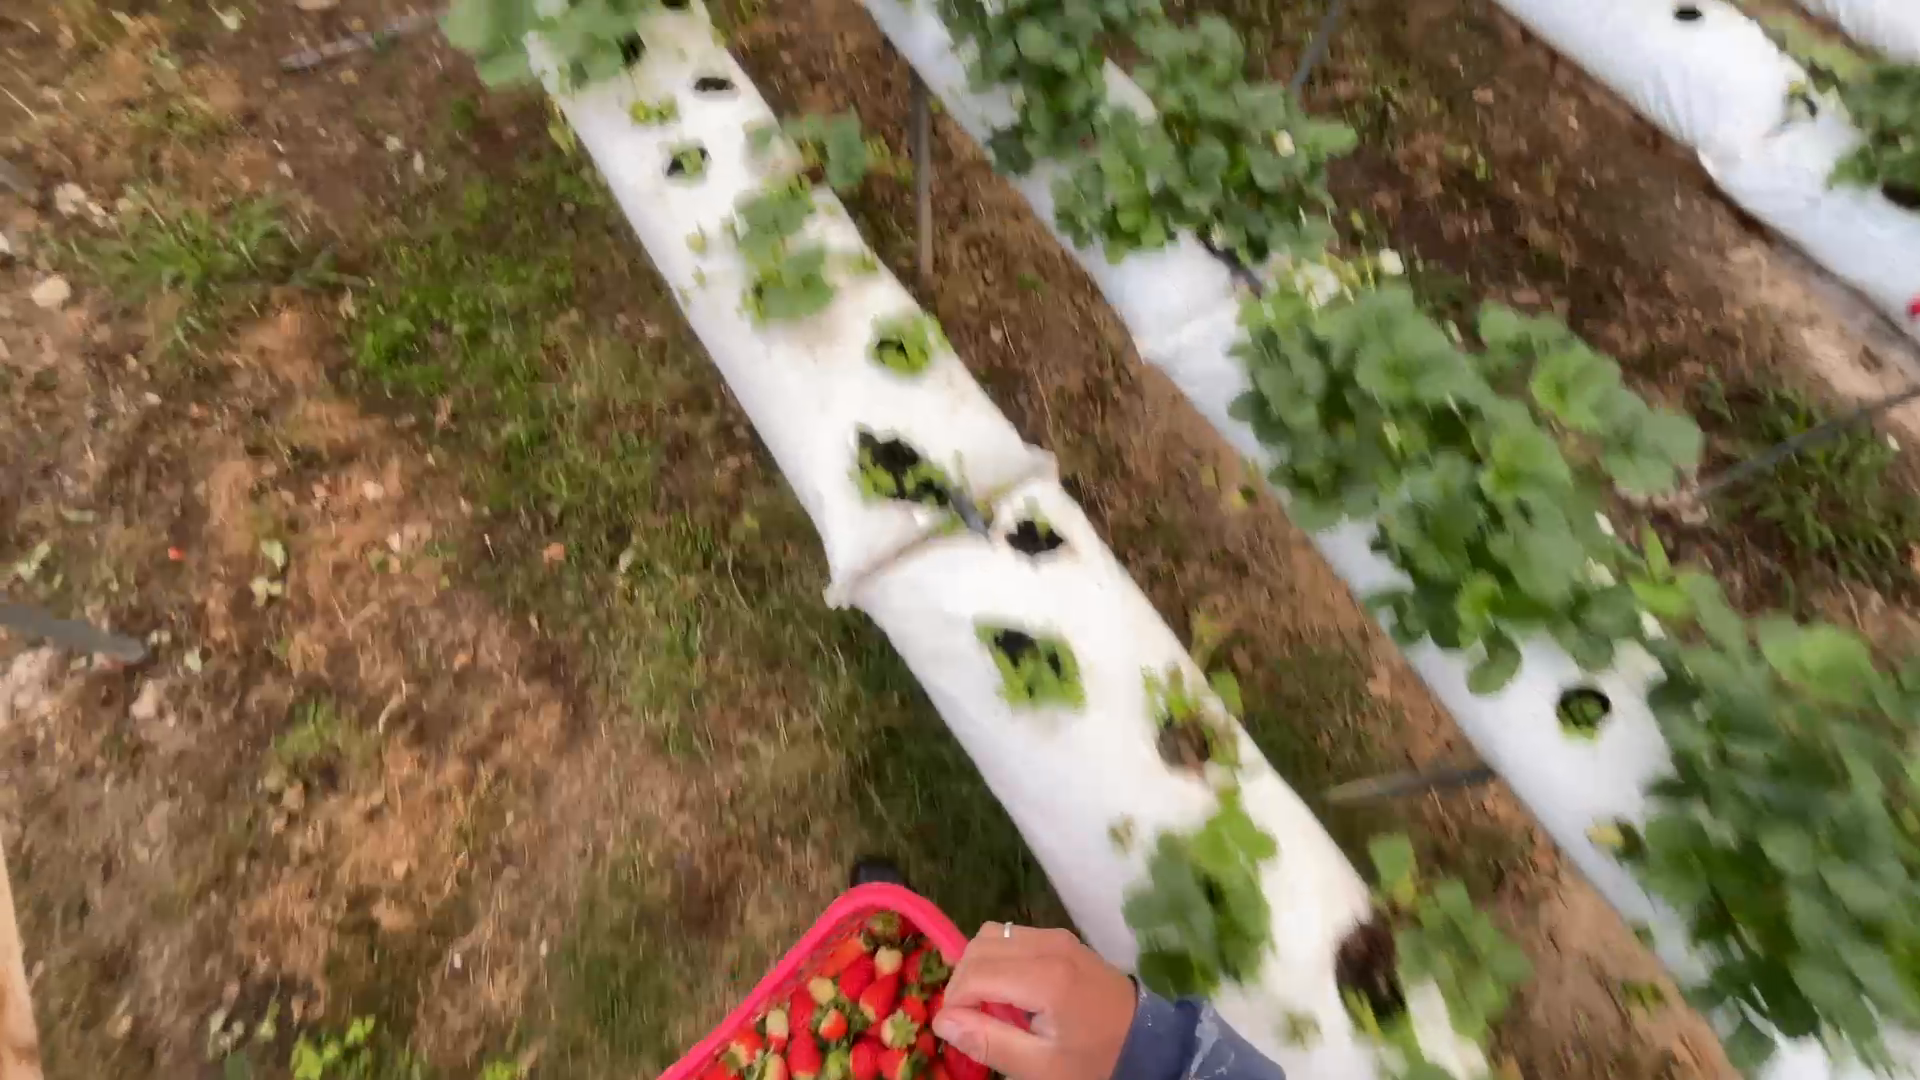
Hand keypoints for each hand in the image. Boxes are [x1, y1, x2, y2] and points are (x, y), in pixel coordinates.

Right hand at [931, 923, 1137, 1079]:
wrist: (1143, 1036)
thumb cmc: (1092, 1059)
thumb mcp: (1041, 1066)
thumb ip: (989, 1041)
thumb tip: (943, 1020)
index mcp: (1045, 977)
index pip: (976, 973)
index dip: (954, 1000)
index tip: (954, 1029)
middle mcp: (1046, 944)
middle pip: (979, 946)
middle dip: (961, 980)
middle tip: (967, 1018)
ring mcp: (1053, 934)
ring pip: (990, 933)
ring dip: (976, 964)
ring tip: (985, 1003)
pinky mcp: (1057, 934)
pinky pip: (1009, 933)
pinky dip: (994, 955)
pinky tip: (1005, 987)